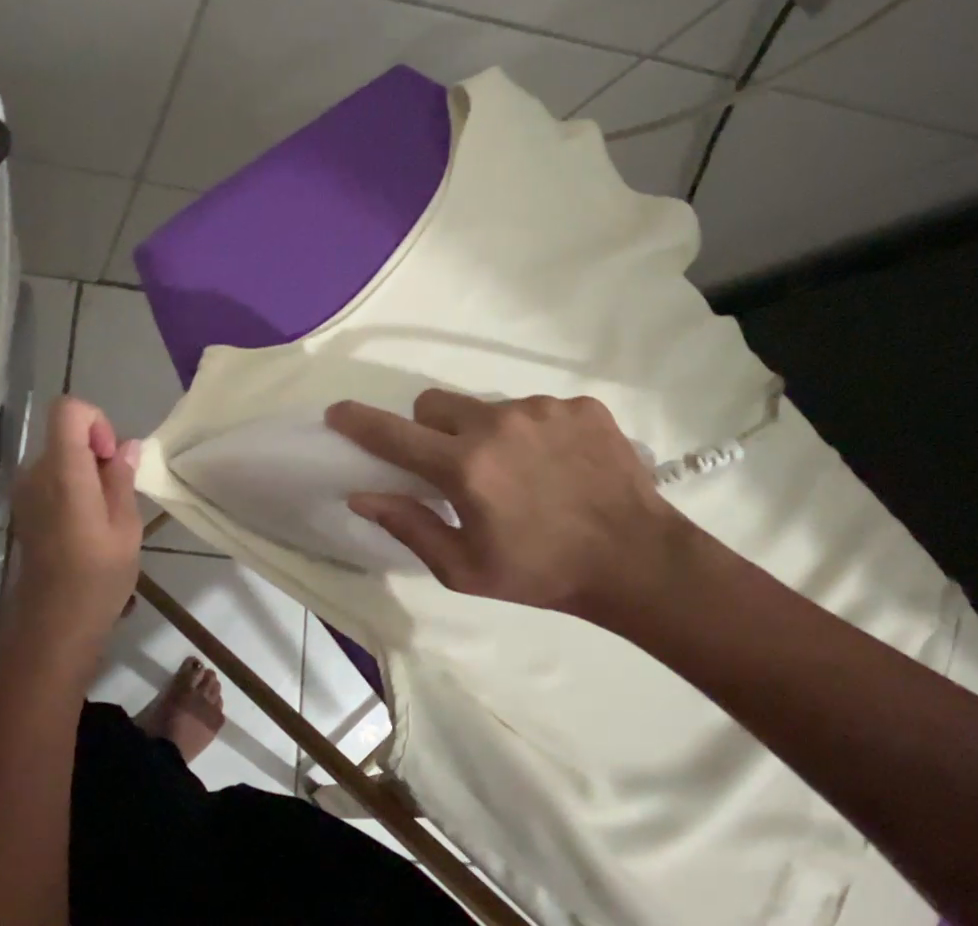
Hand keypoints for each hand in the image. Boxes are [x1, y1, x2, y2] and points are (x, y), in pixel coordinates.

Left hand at [0, 397, 144, 670]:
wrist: (52, 626)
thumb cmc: (96, 579)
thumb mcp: (125, 528)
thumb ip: (121, 479)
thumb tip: (124, 446)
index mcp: (63, 472)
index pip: (68, 409)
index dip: (96, 420)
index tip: (110, 457)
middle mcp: (36, 473)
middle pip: (64, 435)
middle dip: (95, 451)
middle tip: (117, 494)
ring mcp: (25, 491)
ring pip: (59, 457)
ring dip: (84, 472)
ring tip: (105, 515)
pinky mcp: (24, 509)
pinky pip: (50, 480)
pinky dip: (71, 488)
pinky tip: (86, 526)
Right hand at [325, 390, 702, 620]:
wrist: (640, 563)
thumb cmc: (541, 574)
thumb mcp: (463, 568)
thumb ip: (408, 525)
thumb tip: (362, 495)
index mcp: (465, 467)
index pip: (393, 433)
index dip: (359, 421)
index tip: (337, 412)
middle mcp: (498, 425)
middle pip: (434, 404)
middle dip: (430, 429)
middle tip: (452, 466)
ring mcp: (543, 410)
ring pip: (487, 407)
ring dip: (486, 433)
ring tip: (520, 473)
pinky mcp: (581, 407)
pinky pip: (536, 409)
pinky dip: (534, 433)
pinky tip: (557, 467)